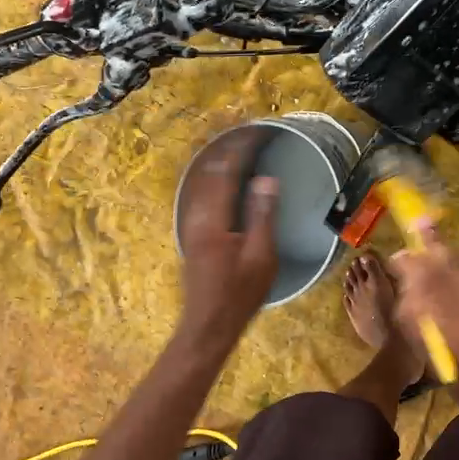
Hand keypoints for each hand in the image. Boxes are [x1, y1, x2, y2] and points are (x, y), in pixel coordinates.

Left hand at [176, 137, 278, 342]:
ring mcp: (192, 228)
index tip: (253, 132)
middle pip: (208, 174)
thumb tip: (266, 179)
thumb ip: (262, 215)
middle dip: (225, 150)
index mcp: (213, 220)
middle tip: (243, 132)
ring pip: (201, 185)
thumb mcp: (260, 256)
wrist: (207, 327)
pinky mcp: (194, 237)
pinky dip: (214, 179)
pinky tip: (223, 180)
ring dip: (218, 163)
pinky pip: (202, 196)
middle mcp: (197, 219)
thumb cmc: (239, 294)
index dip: (238, 150)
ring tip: (235, 147)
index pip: (225, 174)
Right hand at [390, 243, 458, 436]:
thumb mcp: (438, 365)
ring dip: (447, 256)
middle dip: (426, 253)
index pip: (428, 289)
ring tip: (433, 253)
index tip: (396, 261)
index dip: (410, 268)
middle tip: (412, 247)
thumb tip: (404, 285)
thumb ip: (420, 325)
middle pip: (449, 267)